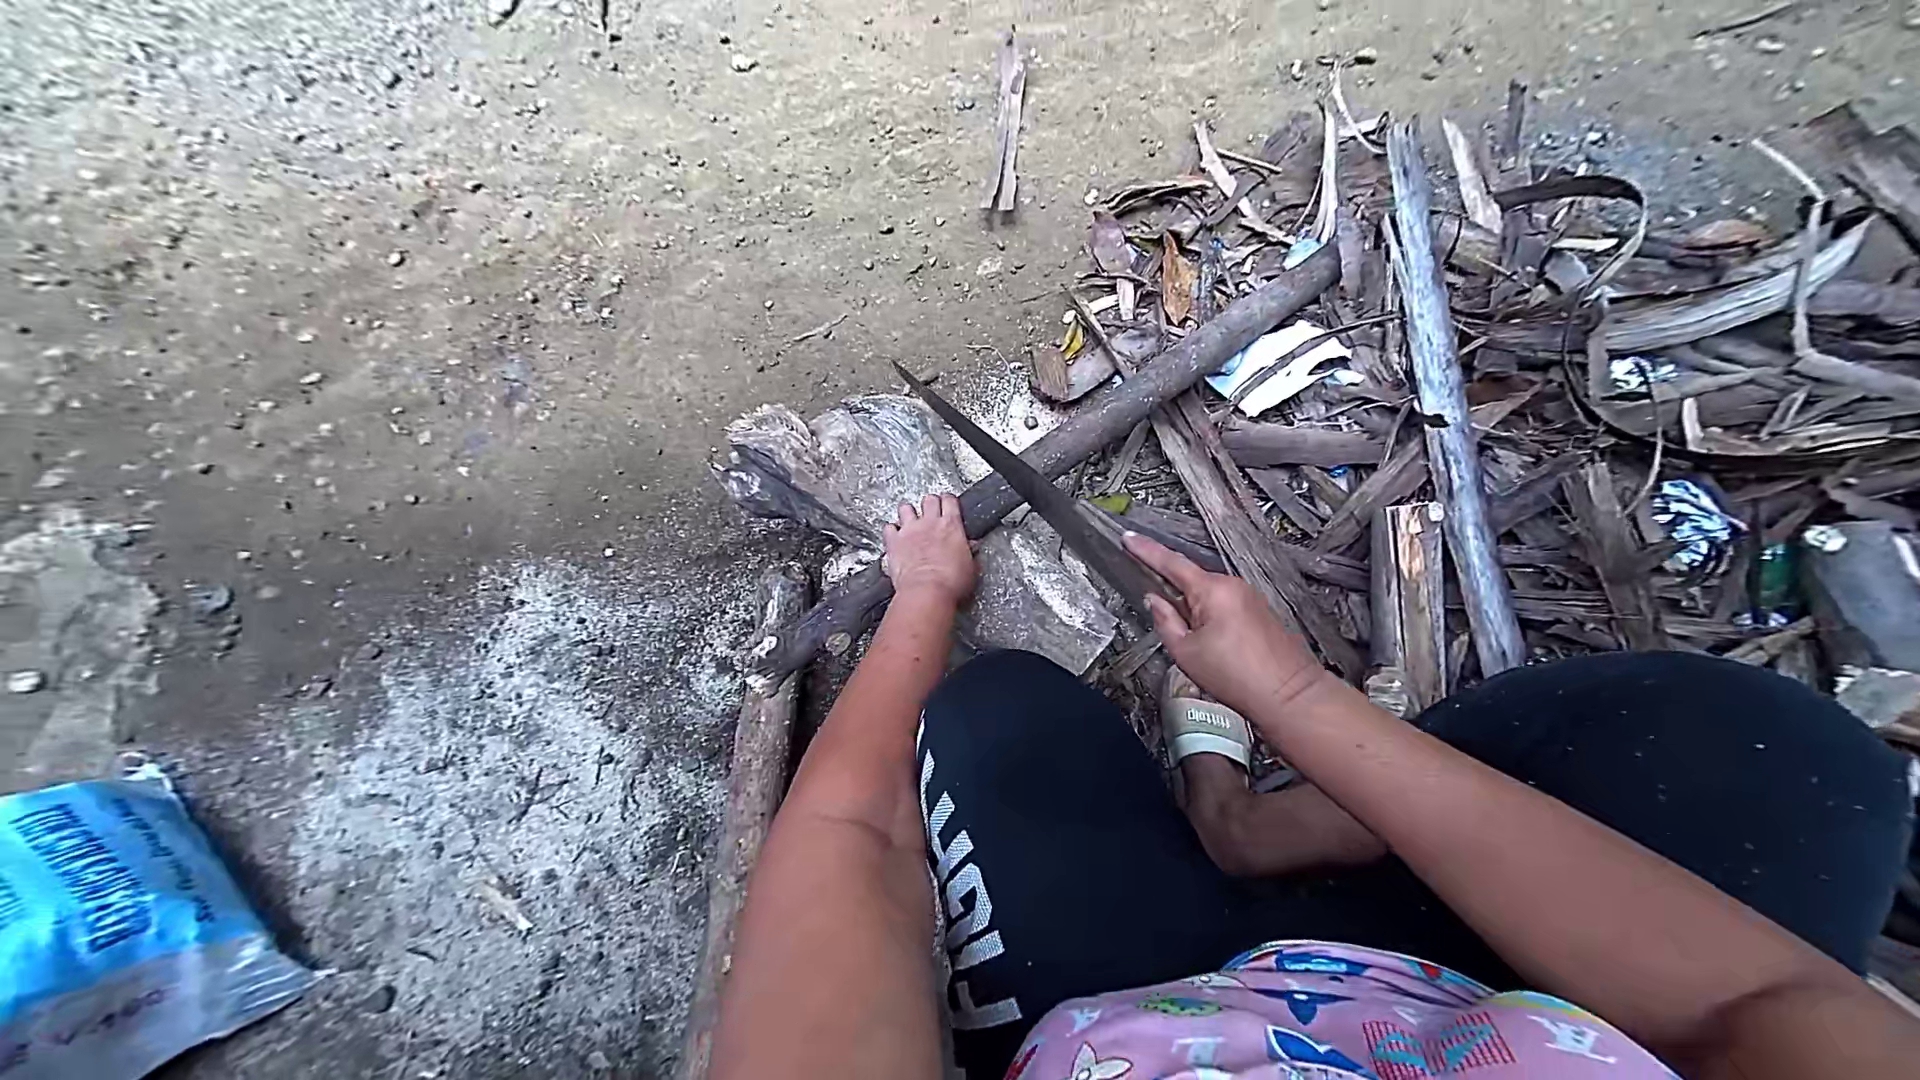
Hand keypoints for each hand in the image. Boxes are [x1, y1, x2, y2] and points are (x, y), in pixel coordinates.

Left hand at [882, 494, 974, 607]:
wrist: (927, 591)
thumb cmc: (950, 582)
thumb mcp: (970, 567)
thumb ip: (969, 552)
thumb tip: (972, 547)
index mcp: (951, 525)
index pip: (950, 501)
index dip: (949, 501)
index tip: (948, 504)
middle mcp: (929, 523)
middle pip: (929, 500)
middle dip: (930, 503)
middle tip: (931, 510)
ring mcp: (909, 530)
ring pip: (906, 508)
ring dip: (908, 512)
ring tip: (910, 519)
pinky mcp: (894, 542)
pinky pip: (889, 527)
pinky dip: (891, 530)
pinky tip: (894, 535)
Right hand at [1123, 531, 1328, 714]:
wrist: (1289, 696)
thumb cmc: (1240, 677)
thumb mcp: (1185, 651)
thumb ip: (1164, 620)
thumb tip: (1154, 601)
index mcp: (1212, 590)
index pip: (1170, 562)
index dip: (1145, 549)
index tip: (1129, 539)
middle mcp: (1232, 586)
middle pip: (1189, 582)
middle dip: (1175, 602)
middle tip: (1175, 634)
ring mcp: (1248, 595)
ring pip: (1206, 596)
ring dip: (1195, 616)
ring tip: (1204, 651)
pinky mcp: (1257, 609)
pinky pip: (1223, 605)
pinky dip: (1212, 621)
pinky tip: (1218, 648)